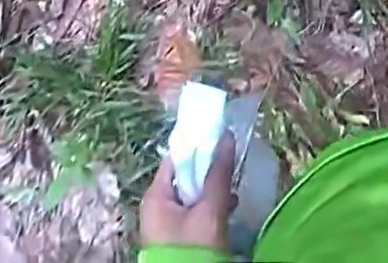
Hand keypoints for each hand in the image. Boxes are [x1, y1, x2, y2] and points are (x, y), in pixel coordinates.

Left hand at [140, 134, 234, 250]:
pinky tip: (227, 211)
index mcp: (155, 196)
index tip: (219, 141)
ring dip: (211, 193)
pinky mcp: (177, 242)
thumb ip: (218, 174)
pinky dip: (209, 210)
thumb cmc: (194, 251)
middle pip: (183, 178)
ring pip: (191, 198)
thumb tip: (227, 136)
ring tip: (232, 193)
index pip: (175, 159)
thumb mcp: (209, 212)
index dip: (197, 148)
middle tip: (229, 168)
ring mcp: (165, 227)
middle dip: (207, 173)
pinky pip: (193, 216)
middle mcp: (156, 208)